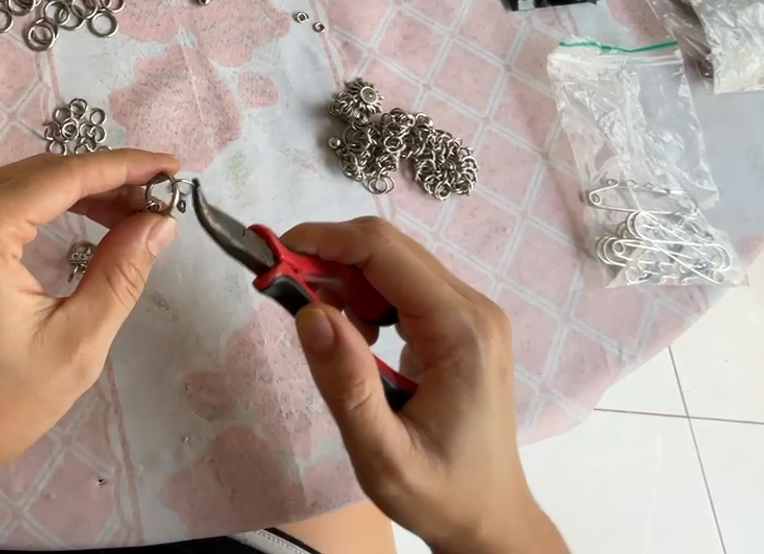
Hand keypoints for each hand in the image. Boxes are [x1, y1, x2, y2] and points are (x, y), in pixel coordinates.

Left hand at [0, 149, 180, 488]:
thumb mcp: (73, 345)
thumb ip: (120, 274)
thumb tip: (160, 222)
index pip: (64, 175)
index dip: (124, 167)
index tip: (173, 168)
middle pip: (42, 173)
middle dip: (104, 180)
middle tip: (159, 200)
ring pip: (21, 184)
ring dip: (76, 192)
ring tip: (132, 213)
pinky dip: (43, 206)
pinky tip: (83, 220)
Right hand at [282, 218, 565, 553]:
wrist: (491, 521)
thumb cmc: (440, 494)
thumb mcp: (384, 457)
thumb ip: (347, 386)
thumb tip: (311, 312)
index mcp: (460, 330)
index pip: (382, 250)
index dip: (322, 241)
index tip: (272, 259)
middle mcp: (471, 306)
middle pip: (383, 245)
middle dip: (326, 258)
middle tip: (288, 295)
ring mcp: (467, 310)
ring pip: (386, 256)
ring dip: (341, 278)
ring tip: (329, 333)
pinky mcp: (455, 318)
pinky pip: (395, 278)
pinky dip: (358, 292)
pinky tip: (356, 335)